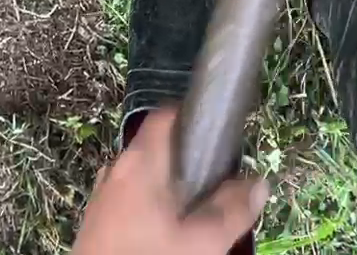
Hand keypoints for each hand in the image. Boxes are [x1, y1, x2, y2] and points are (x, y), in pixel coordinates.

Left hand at [71, 109, 267, 254]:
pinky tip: (165, 232)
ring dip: (167, 187)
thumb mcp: (200, 241)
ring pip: (142, 175)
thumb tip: (259, 183)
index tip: (214, 136)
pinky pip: (129, 198)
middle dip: (185, 161)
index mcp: (140, 159)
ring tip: (193, 213)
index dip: (190, 117)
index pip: (164, 114)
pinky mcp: (97, 218)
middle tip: (213, 185)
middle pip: (155, 147)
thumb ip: (231, 210)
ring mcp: (104, 192)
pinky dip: (149, 205)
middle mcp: (118, 166)